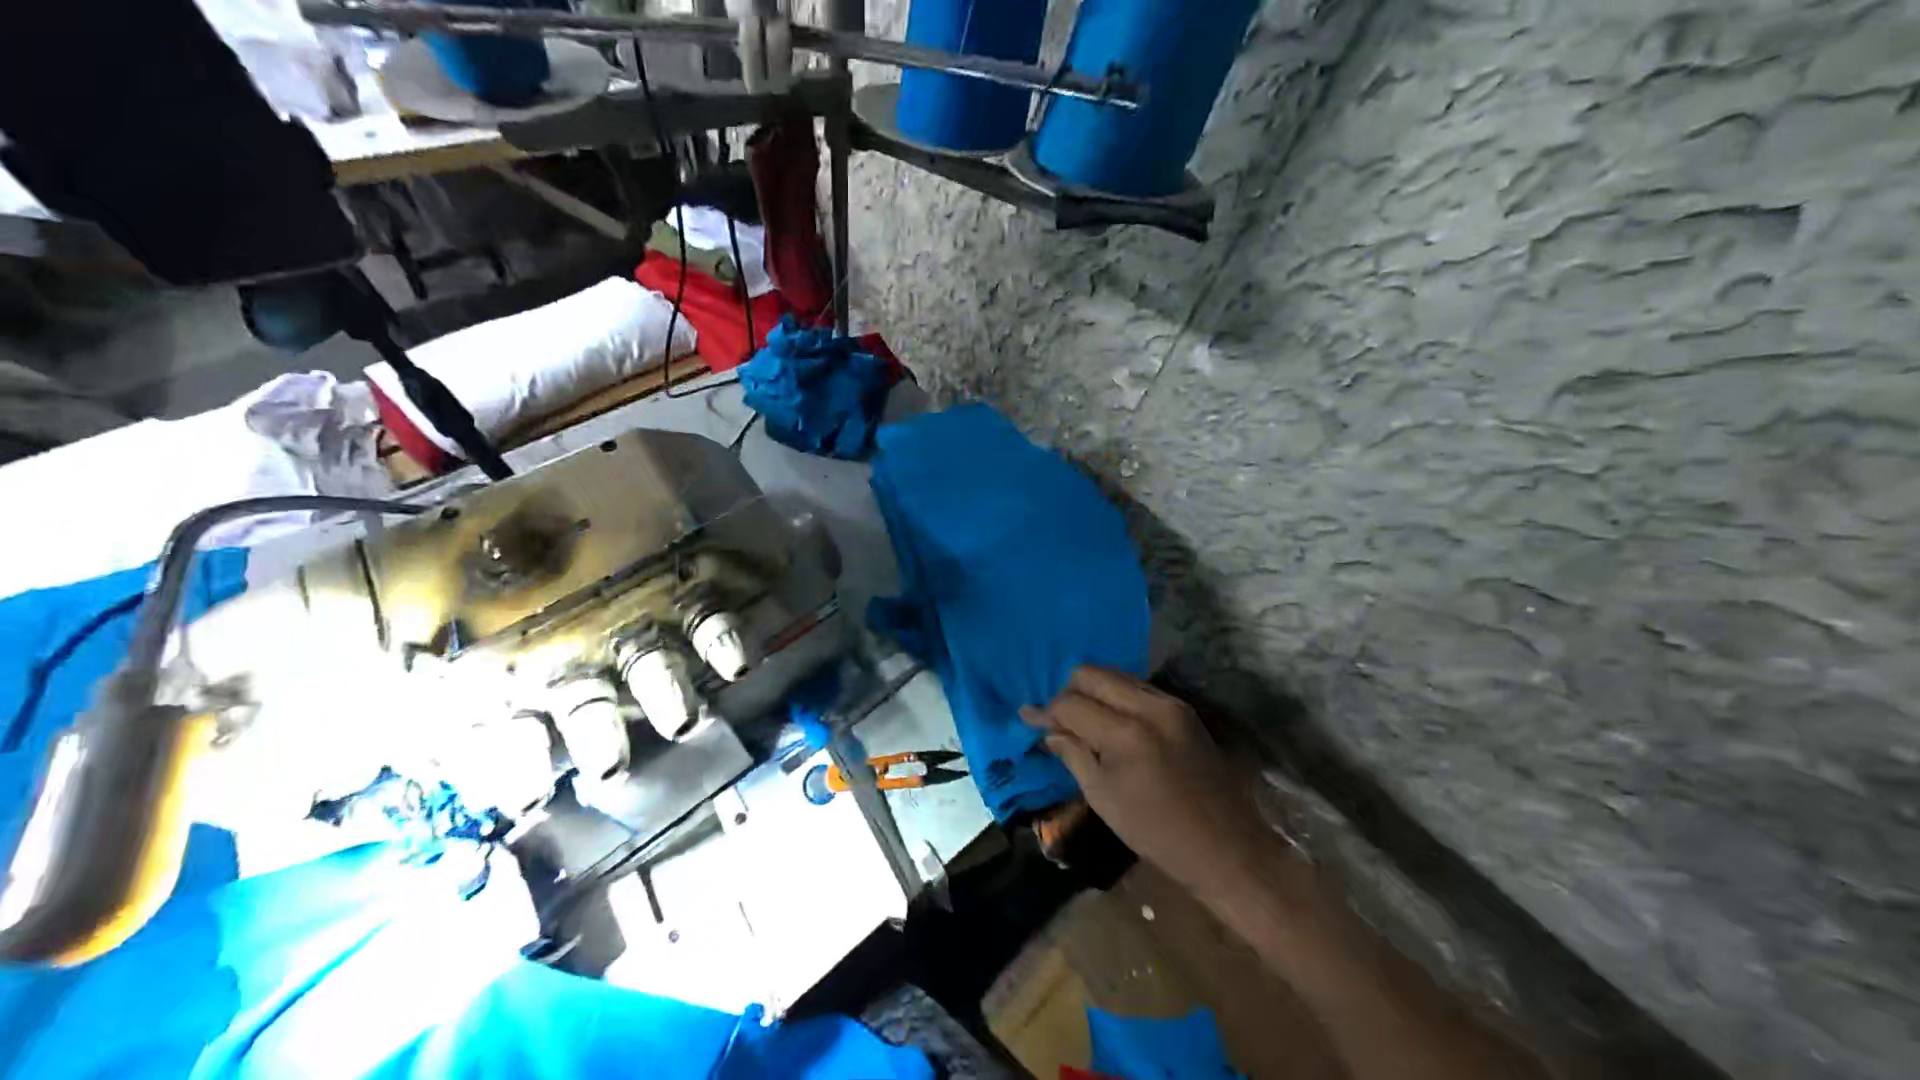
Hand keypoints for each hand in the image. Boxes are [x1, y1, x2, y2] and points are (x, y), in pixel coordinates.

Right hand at [1022, 667, 1271, 897]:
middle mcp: (1148, 706)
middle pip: (1091, 674)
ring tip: (1081, 719)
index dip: (1045, 711)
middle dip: (1067, 693)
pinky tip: (1110, 719)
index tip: (1027, 717)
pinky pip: (1137, 687)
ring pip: (1115, 675)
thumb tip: (1048, 731)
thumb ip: (1073, 754)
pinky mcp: (1183, 708)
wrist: (1226, 846)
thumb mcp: (1103, 798)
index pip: (1071, 704)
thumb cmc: (1156, 832)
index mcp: (1126, 734)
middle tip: (1057, 719)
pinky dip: (1116, 696)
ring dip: (1092, 691)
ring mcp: (1170, 703)